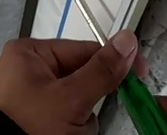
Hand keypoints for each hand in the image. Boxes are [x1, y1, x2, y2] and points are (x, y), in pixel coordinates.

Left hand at [0, 31, 139, 134]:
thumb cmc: (28, 127)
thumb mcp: (69, 98)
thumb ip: (101, 71)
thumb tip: (127, 41)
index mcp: (31, 54)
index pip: (83, 49)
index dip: (111, 61)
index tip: (139, 73)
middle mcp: (30, 72)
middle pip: (81, 81)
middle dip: (89, 104)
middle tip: (80, 117)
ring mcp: (32, 100)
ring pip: (77, 106)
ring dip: (81, 124)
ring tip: (68, 132)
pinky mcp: (36, 123)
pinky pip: (67, 122)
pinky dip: (72, 131)